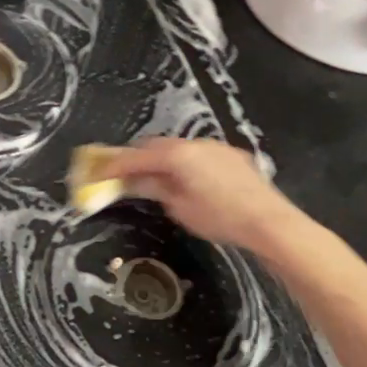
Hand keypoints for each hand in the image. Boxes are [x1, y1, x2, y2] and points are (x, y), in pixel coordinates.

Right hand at [90, 137, 305, 252]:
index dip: (113, 165)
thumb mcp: (178, 207)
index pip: (136, 156)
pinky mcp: (232, 157)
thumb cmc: (220, 217)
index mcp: (177, 155)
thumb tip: (132, 181)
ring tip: (151, 178)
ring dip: (161, 160)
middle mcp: (195, 144)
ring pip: (178, 148)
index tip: (95, 173)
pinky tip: (185, 180)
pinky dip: (183, 163)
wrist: (270, 222)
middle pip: (156, 146)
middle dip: (136, 159)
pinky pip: (198, 154)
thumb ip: (153, 188)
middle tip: (120, 174)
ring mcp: (216, 148)